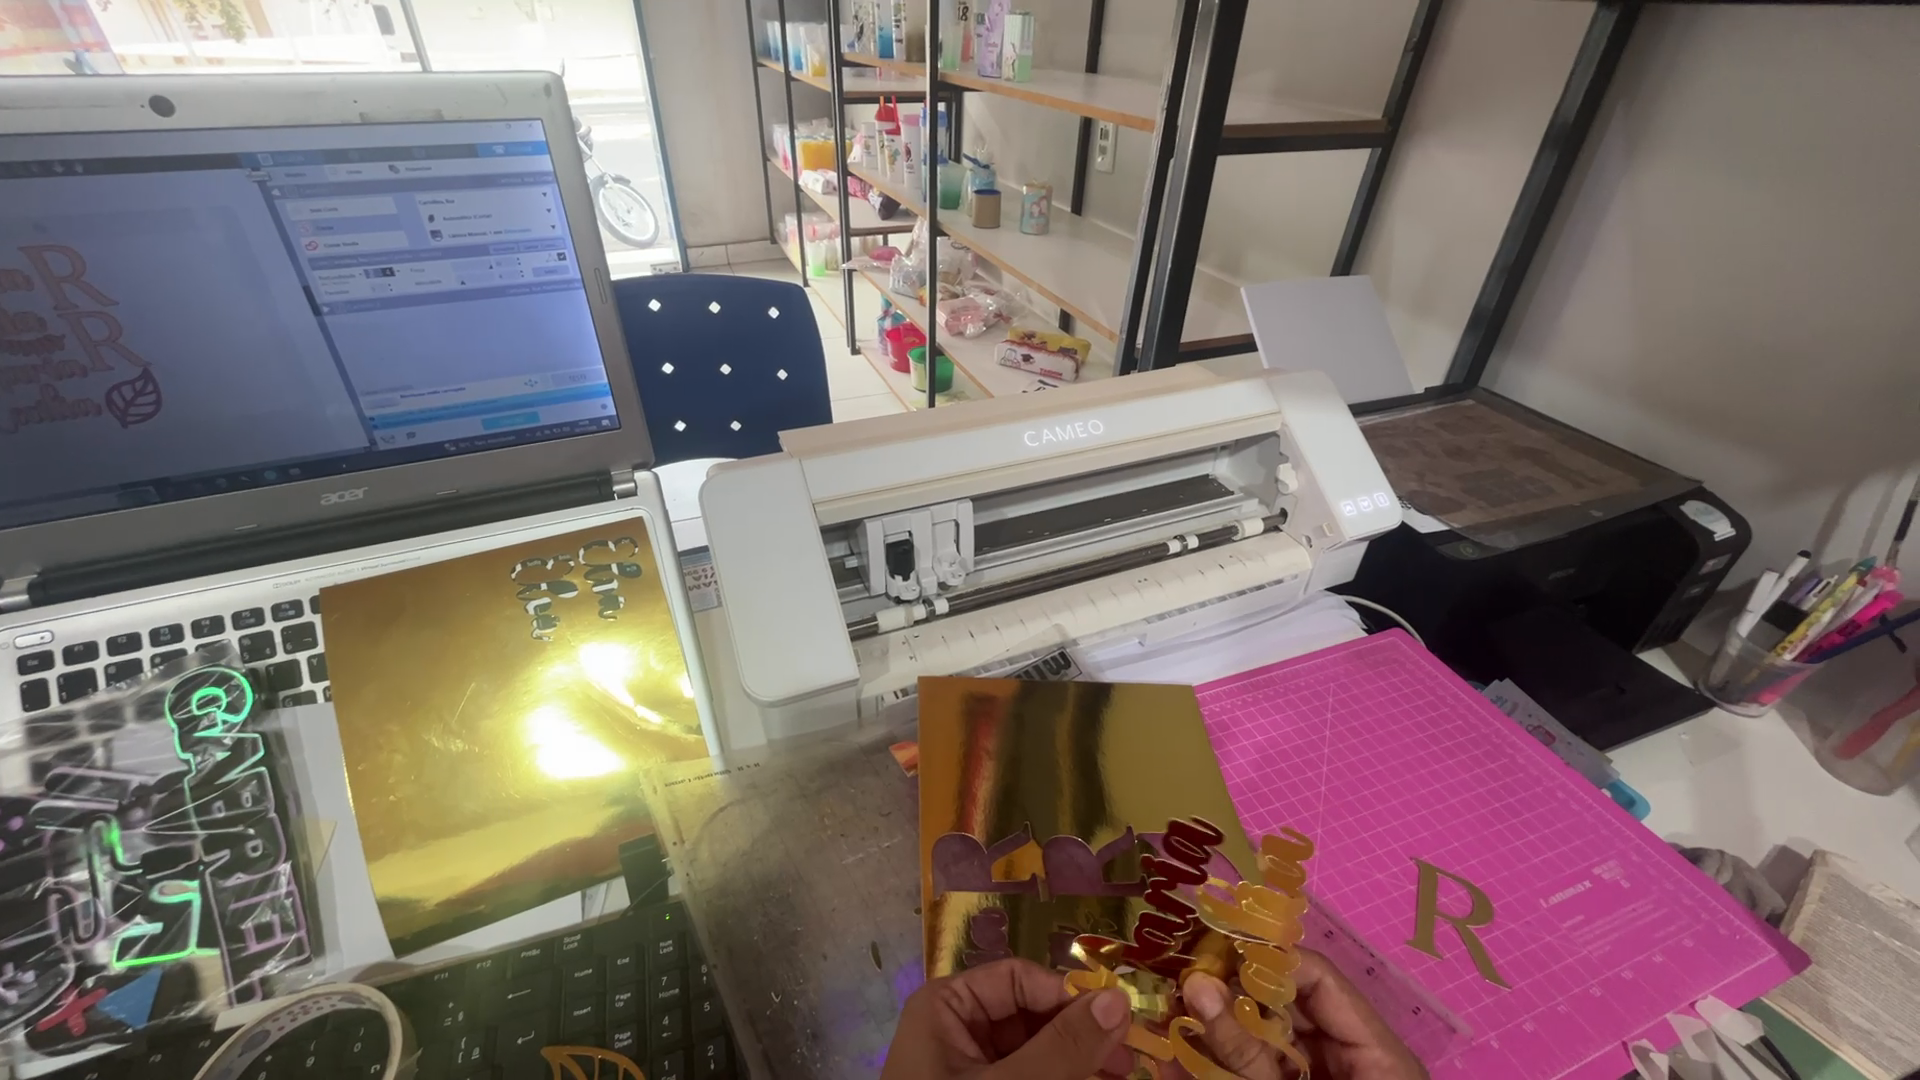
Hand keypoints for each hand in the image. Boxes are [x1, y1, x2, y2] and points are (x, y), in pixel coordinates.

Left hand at [881, 957, 1136, 1079]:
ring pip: (1034, 1051)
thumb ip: (1063, 1046)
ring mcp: (966, 1070)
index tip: (1118, 1020)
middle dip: (1078, 1035)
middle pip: (1029, 1015)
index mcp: (947, 1007)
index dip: (1067, 995)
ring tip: (1120, 1077)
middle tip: (1129, 1061)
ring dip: (1075, 1063)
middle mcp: (955, 1030)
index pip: (1017, 979)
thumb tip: (1116, 999)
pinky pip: (1028, 1079)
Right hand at [1180, 949, 1427, 1079]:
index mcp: (1377, 1053)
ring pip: (1259, 1041)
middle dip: (1224, 996)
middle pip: (1280, 1006)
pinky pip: (1252, 1072)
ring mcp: (1318, 1079)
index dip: (1260, 957)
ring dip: (1210, 1033)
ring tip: (1162, 1016)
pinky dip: (1214, 1068)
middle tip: (1172, 983)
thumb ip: (1248, 1049)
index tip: (1204, 949)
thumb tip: (1194, 983)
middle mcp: (1349, 1059)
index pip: (1313, 975)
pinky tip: (1173, 1060)